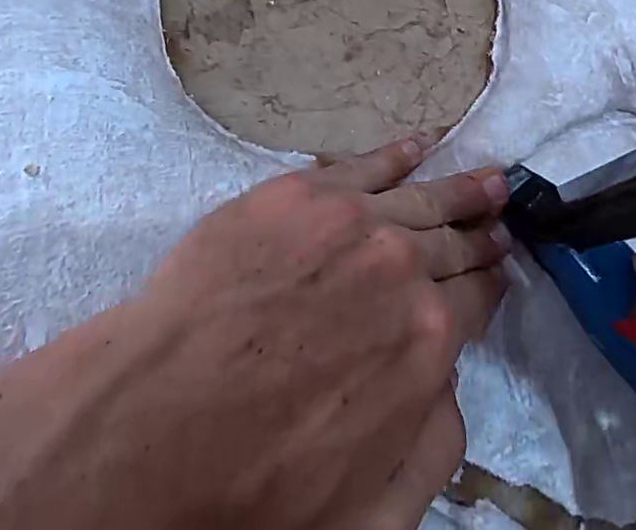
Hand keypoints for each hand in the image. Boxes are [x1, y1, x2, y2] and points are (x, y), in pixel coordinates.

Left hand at [0, 133, 511, 529]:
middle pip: (455, 242)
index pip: (476, 299)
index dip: (490, 285)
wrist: (133, 441)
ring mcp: (350, 221)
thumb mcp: (370, 512)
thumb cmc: (249, 491)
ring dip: (460, 186)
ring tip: (489, 179)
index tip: (501, 270)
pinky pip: (365, 163)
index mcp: (427, 339)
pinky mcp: (299, 195)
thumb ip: (436, 443)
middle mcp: (401, 267)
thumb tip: (454, 382)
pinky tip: (423, 142)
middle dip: (483, 233)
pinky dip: (399, 152)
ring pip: (422, 194)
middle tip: (502, 218)